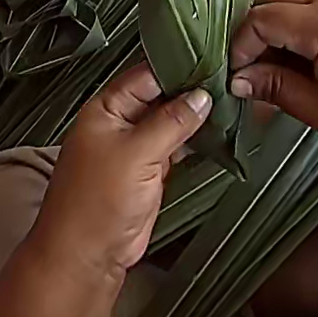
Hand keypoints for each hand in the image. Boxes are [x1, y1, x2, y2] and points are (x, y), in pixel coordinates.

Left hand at [30, 65, 210, 278]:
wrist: (88, 256)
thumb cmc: (99, 200)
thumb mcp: (136, 154)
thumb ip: (170, 122)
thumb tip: (202, 95)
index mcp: (106, 107)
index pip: (145, 75)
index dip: (176, 67)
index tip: (211, 60)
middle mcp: (120, 121)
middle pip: (159, 96)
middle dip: (189, 90)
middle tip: (228, 79)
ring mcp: (135, 145)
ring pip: (169, 120)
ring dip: (194, 115)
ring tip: (229, 100)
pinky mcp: (149, 168)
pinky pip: (174, 144)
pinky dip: (193, 139)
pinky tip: (217, 130)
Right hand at [228, 0, 317, 172]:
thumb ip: (276, 88)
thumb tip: (236, 80)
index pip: (259, 19)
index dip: (240, 48)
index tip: (237, 84)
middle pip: (270, 3)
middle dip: (250, 36)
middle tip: (248, 77)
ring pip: (290, 6)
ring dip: (271, 34)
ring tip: (269, 76)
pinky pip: (311, 16)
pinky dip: (292, 35)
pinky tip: (295, 69)